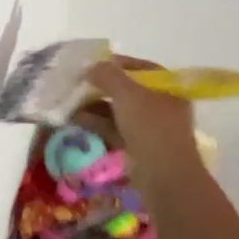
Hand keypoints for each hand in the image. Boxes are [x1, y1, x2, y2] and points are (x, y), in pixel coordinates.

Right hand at [86, 56, 200, 177]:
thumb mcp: (127, 94)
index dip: (116, 64)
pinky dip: (97, 124)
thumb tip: (91, 67)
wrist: (163, 173)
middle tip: (77, 86)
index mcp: (168, 88)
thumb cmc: (150, 125)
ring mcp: (150, 128)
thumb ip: (108, 75)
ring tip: (71, 103)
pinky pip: (115, 129)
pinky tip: (77, 120)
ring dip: (95, 107)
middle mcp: (161, 105)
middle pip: (127, 91)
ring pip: (119, 111)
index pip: (141, 68)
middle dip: (101, 88)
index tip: (92, 66)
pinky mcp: (138, 146)